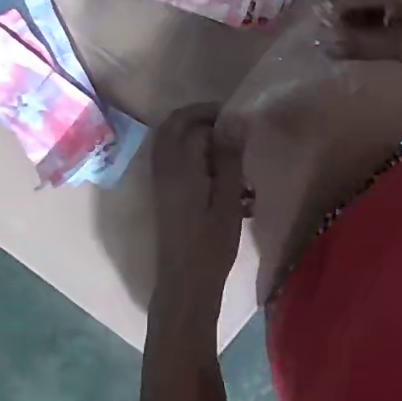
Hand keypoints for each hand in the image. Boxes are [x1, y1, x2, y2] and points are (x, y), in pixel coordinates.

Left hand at [151, 103, 248, 308]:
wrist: (185, 283)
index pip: (193, 124)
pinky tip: (217, 172)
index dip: (217, 117)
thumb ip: (228, 158)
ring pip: (171, 140)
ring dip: (195, 134)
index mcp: (179, 167)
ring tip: (226, 147)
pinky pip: (172, 158)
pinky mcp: (164, 193)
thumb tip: (234, 119)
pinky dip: (191, 153)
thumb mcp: (227, 200)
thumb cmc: (211, 244)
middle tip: (229, 123)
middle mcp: (163, 168)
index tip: (241, 121)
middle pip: (173, 124)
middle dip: (200, 117)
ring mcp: (160, 180)